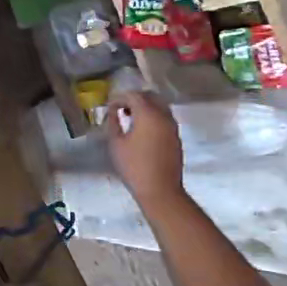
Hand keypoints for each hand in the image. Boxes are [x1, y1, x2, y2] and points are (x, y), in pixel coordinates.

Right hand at [105, 90, 186, 208]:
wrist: (160, 190)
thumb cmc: (133, 166)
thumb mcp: (116, 143)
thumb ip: (113, 122)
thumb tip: (113, 110)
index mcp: (148, 115)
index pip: (134, 95)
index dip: (119, 98)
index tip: (109, 107)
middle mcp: (164, 116)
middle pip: (150, 96)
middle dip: (134, 98)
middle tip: (120, 108)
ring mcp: (173, 126)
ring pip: (160, 106)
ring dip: (145, 107)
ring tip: (131, 118)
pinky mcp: (176, 137)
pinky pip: (164, 118)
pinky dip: (153, 116)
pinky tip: (142, 130)